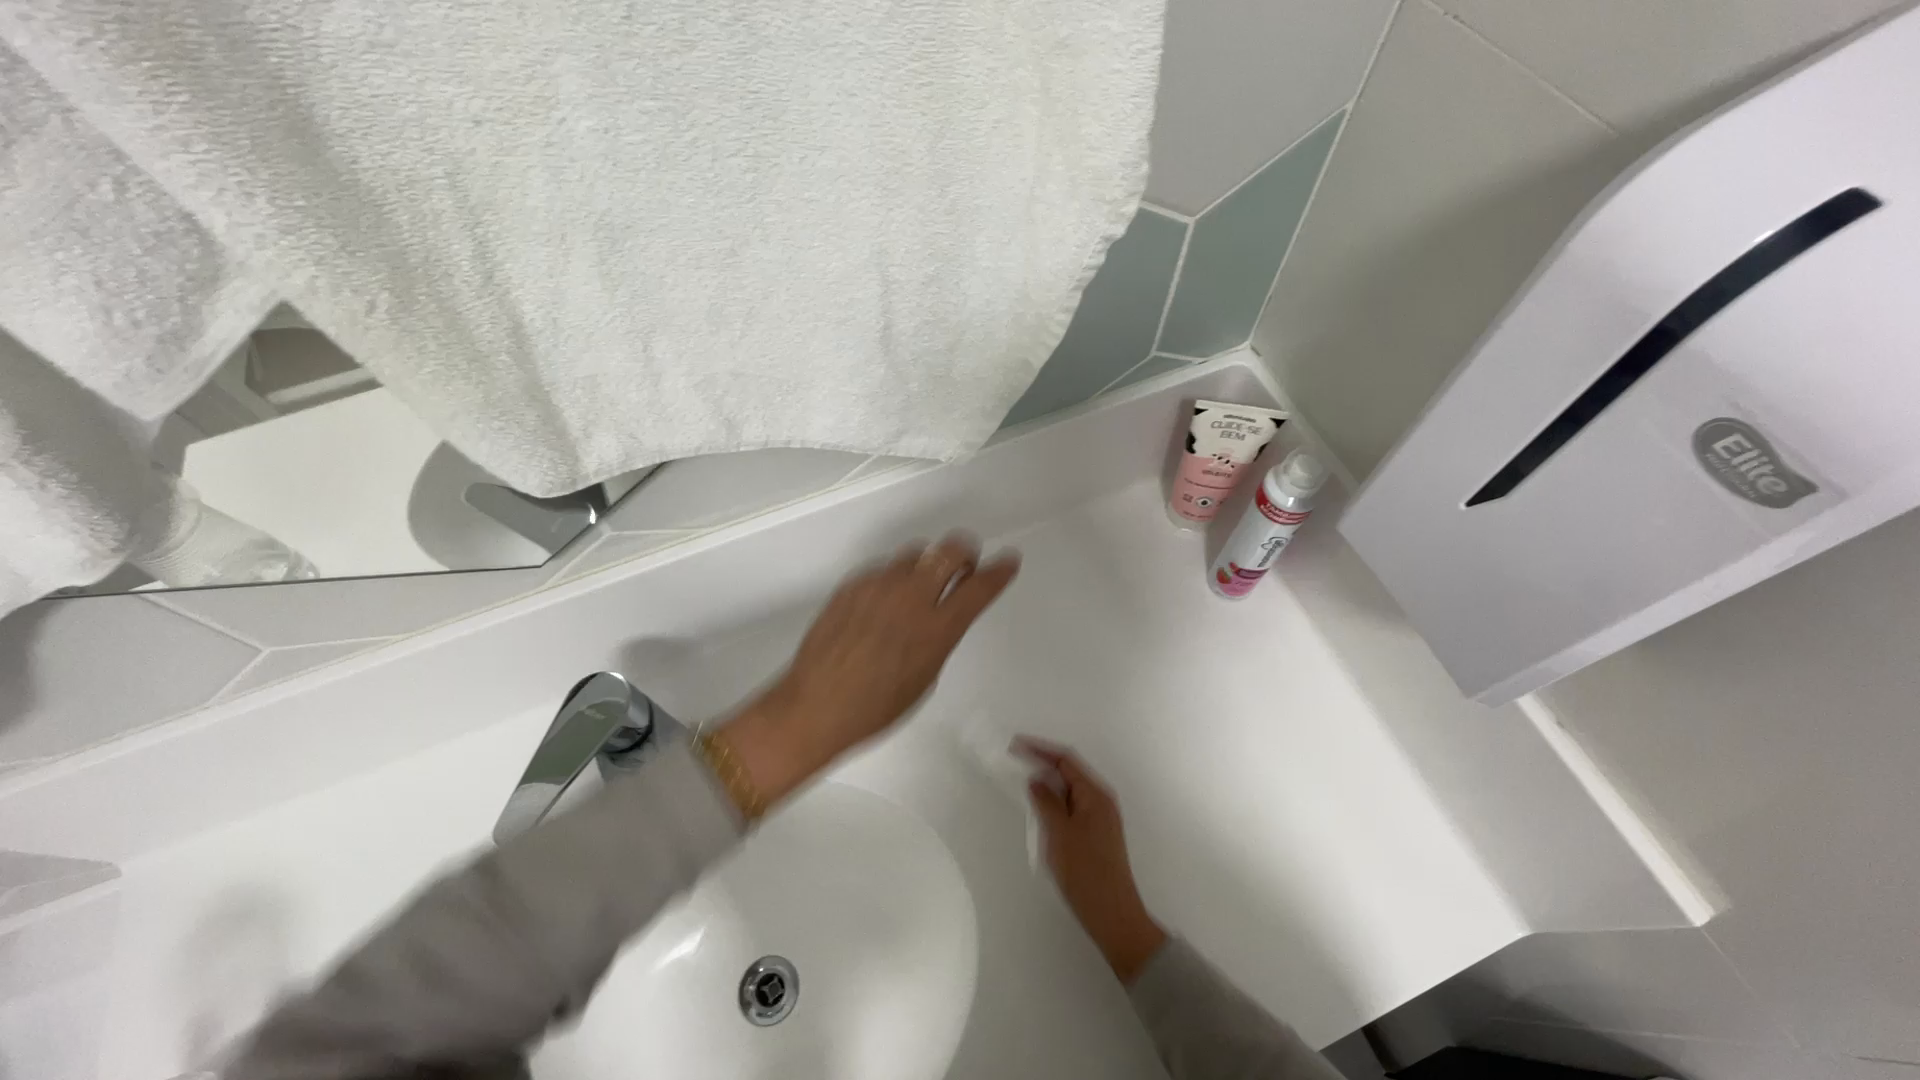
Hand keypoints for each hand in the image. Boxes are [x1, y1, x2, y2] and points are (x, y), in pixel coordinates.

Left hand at [718, 533, 1020, 809]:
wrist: (815, 706)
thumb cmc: (875, 708)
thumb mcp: (925, 677)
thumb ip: (939, 638)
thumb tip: (939, 618)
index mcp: (937, 629)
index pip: (980, 587)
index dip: (1000, 571)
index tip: (1008, 561)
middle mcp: (911, 598)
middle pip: (951, 550)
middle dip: (965, 553)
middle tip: (963, 567)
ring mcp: (878, 586)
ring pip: (915, 554)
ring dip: (925, 565)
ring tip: (917, 589)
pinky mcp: (852, 585)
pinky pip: (882, 570)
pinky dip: (891, 580)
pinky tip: (882, 605)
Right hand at [1018, 737, 1167, 983]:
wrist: (1112, 914)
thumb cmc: (1085, 872)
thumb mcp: (1059, 833)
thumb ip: (1046, 802)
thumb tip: (1036, 780)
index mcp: (1096, 795)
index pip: (1066, 760)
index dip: (1040, 750)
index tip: (1015, 745)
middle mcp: (1101, 801)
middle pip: (1070, 772)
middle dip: (1043, 765)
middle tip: (1014, 762)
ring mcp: (1101, 819)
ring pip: (1070, 792)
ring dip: (1048, 785)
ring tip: (1022, 784)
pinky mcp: (1096, 835)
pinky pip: (1072, 808)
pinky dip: (1055, 803)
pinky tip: (1040, 811)